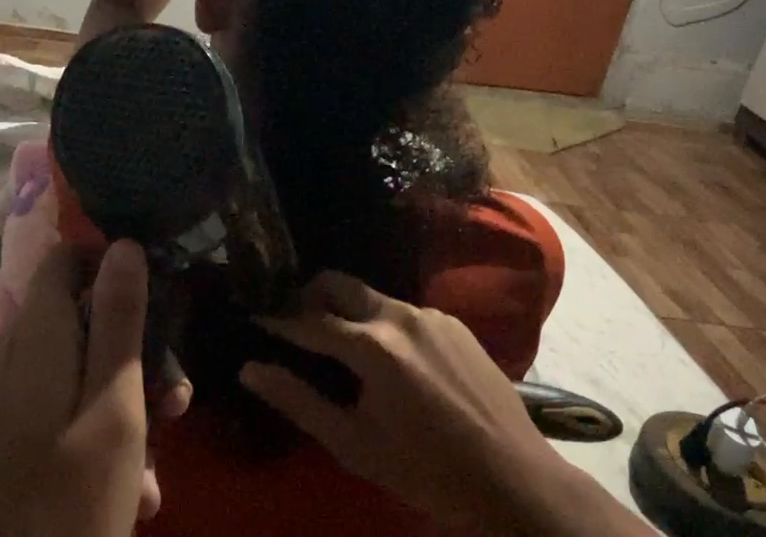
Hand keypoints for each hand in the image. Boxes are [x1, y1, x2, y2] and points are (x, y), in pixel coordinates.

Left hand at [0, 241, 155, 536]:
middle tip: (175, 407)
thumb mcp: (113, 408)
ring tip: (150, 472)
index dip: (110, 265)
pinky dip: (83, 430)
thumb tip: (124, 245)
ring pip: (66, 372)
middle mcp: (2, 349)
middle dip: (128, 355)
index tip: (157, 302)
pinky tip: (117, 487)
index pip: (64, 256)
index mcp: (31, 331)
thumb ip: (118, 321)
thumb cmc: (66, 498)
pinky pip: (44, 408)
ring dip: (114, 406)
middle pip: (72, 320)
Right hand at [240, 272, 649, 535]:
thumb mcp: (354, 444)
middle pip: (337, 283)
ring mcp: (431, 315)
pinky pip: (403, 311)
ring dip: (346, 310)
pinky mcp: (455, 323)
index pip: (307, 320)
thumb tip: (249, 369)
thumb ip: (298, 400)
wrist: (516, 482)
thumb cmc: (426, 470)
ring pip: (371, 297)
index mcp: (372, 347)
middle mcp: (399, 316)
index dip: (276, 319)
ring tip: (336, 340)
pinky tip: (385, 355)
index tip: (254, 317)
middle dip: (307, 295)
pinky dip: (382, 322)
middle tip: (291, 319)